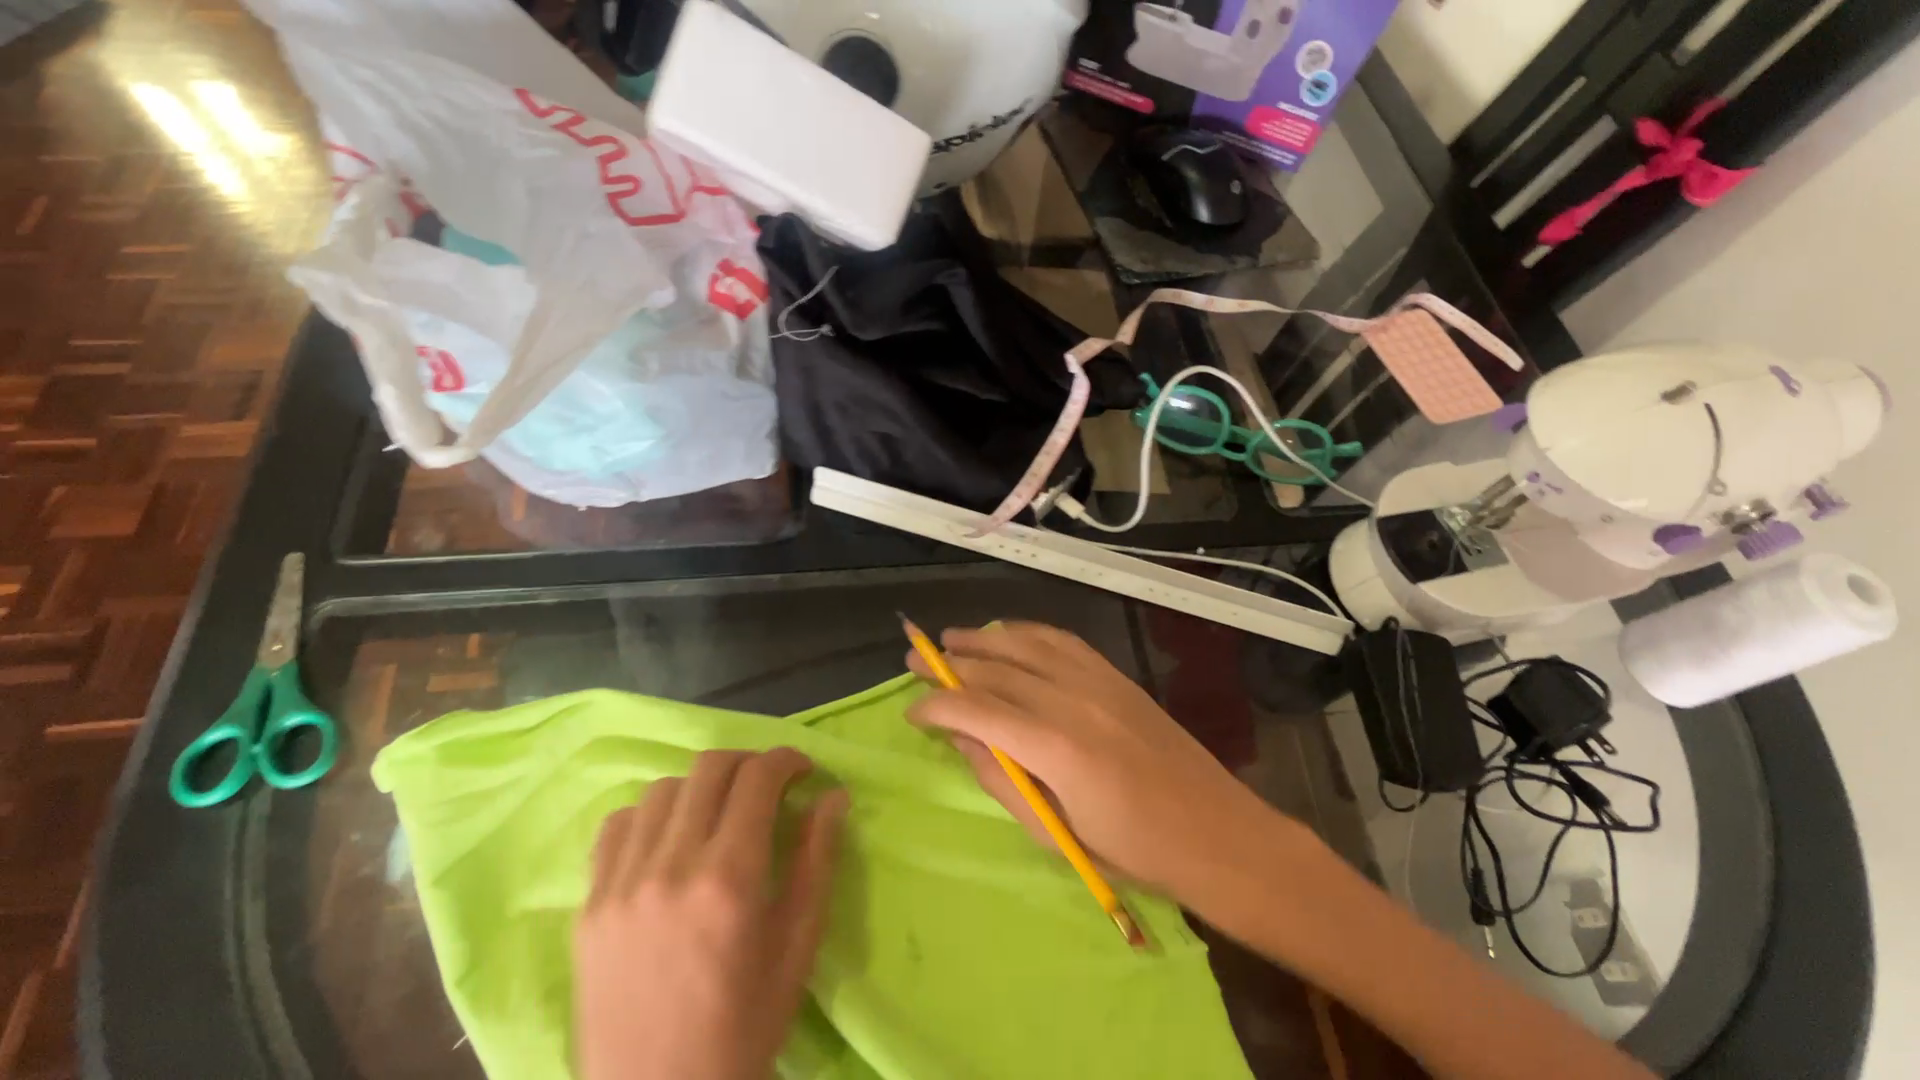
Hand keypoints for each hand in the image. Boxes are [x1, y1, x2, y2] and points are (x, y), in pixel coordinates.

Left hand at [573, 749, 847, 1079]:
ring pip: (661, 790)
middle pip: (708, 770)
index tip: (803, 769)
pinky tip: (666, 841)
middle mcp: (671, 867)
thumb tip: (833, 796)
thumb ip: (816, 862)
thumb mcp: (797, 948)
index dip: (786, 760)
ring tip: (717, 815)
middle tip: (767, 785)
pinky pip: (616, 827)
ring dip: (699, 788)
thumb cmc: (745, 1029)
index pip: (757, 779)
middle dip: (748, 763)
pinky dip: (648, 816)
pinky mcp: (589, 904)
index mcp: (730, 880)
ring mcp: (621, 883)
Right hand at [905, 623, 1310, 903]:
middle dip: (950, 666)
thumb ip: (1002, 781)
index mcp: (1056, 747)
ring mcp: (1100, 683)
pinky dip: (1030, 633)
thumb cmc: (1132, 851)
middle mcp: (1075, 700)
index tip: (912, 711)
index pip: (978, 711)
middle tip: (914, 662)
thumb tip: (961, 740)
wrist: (1215, 833)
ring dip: (985, 639)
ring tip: (951, 640)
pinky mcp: (1119, 679)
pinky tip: (1009, 635)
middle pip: (999, 670)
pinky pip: (1065, 642)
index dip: (938, 706)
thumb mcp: (1055, 833)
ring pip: (1030, 645)